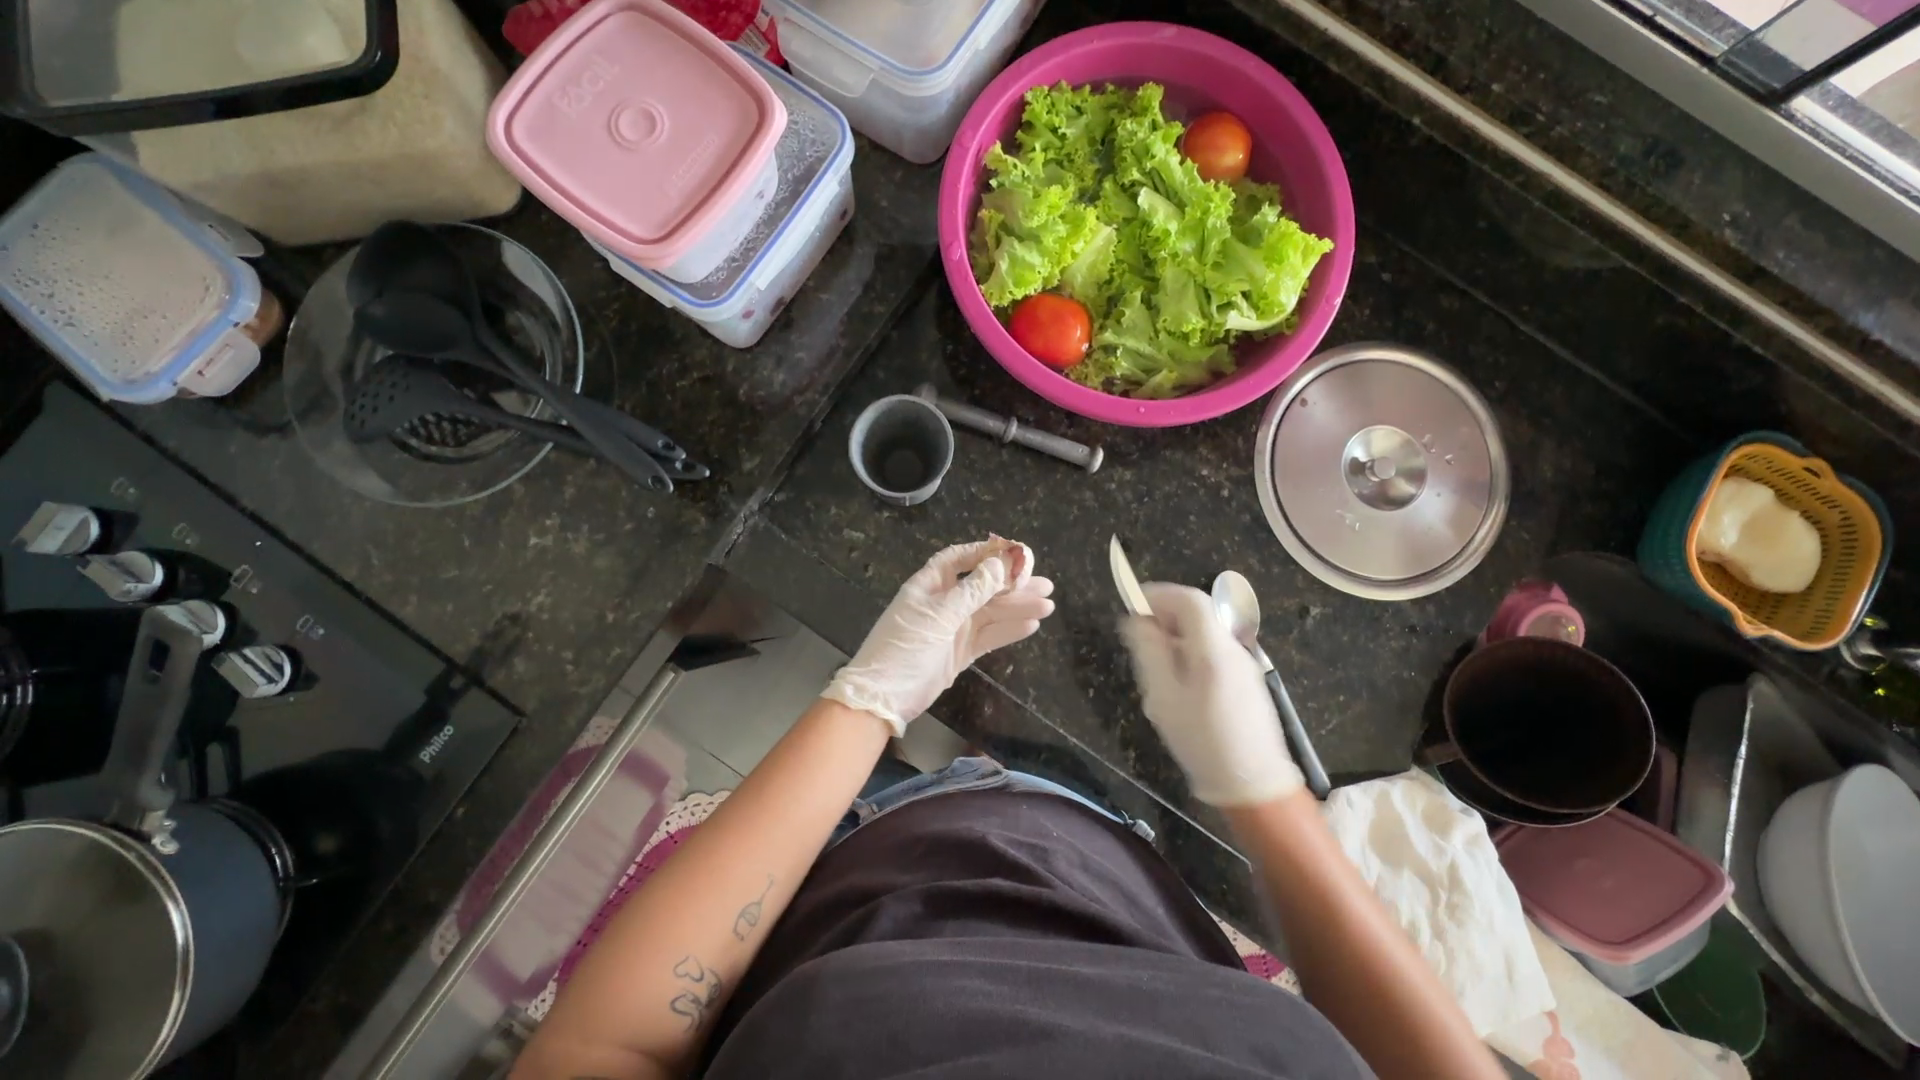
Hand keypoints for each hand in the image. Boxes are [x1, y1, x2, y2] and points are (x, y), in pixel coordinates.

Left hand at [823, 539, 1054, 735]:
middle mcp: (943, 603)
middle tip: (1046, 584)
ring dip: (1018, 608)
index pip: (958, 559)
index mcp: (929, 585)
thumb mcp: (939, 616)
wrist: (882, 697)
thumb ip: (972, 592)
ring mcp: (952, 629)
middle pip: (982, 587)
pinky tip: (1031, 624)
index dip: (985, 553)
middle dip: (1013, 584)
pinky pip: (988, 636)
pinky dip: (1008, 630)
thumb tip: (1000, 565)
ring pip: (990, 613)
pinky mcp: (959, 652)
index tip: (1014, 553)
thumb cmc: (904, 649)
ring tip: (1048, 604)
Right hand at [1120, 582, 1300, 806]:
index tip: (1133, 604)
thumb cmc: (1202, 740)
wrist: (1253, 782)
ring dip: (1178, 634)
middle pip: (1201, 612)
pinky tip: (1180, 681)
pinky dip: (1193, 650)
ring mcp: (1245, 664)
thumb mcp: (1164, 697)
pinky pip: (1216, 651)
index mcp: (1214, 649)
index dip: (1159, 594)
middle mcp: (1234, 648)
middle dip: (1167, 614)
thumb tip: (1136, 620)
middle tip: (1140, 633)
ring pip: (1207, 632)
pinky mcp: (1248, 681)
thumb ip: (1149, 652)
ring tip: (1155, 661)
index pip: (1190, 600)